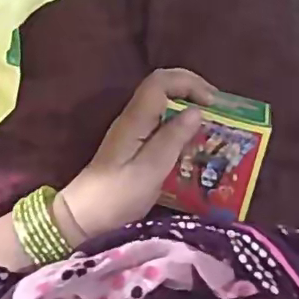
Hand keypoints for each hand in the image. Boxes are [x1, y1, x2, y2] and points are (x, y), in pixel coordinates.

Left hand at [58, 68, 217, 239]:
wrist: (82, 217)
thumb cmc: (116, 196)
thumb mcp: (150, 170)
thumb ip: (173, 139)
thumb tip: (196, 111)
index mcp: (134, 119)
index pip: (161, 81)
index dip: (189, 83)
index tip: (212, 102)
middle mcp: (131, 117)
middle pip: (161, 84)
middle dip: (191, 88)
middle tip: (216, 107)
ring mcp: (130, 129)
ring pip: (161, 101)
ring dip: (186, 103)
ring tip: (210, 121)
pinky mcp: (132, 143)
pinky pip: (159, 119)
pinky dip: (178, 121)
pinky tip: (191, 138)